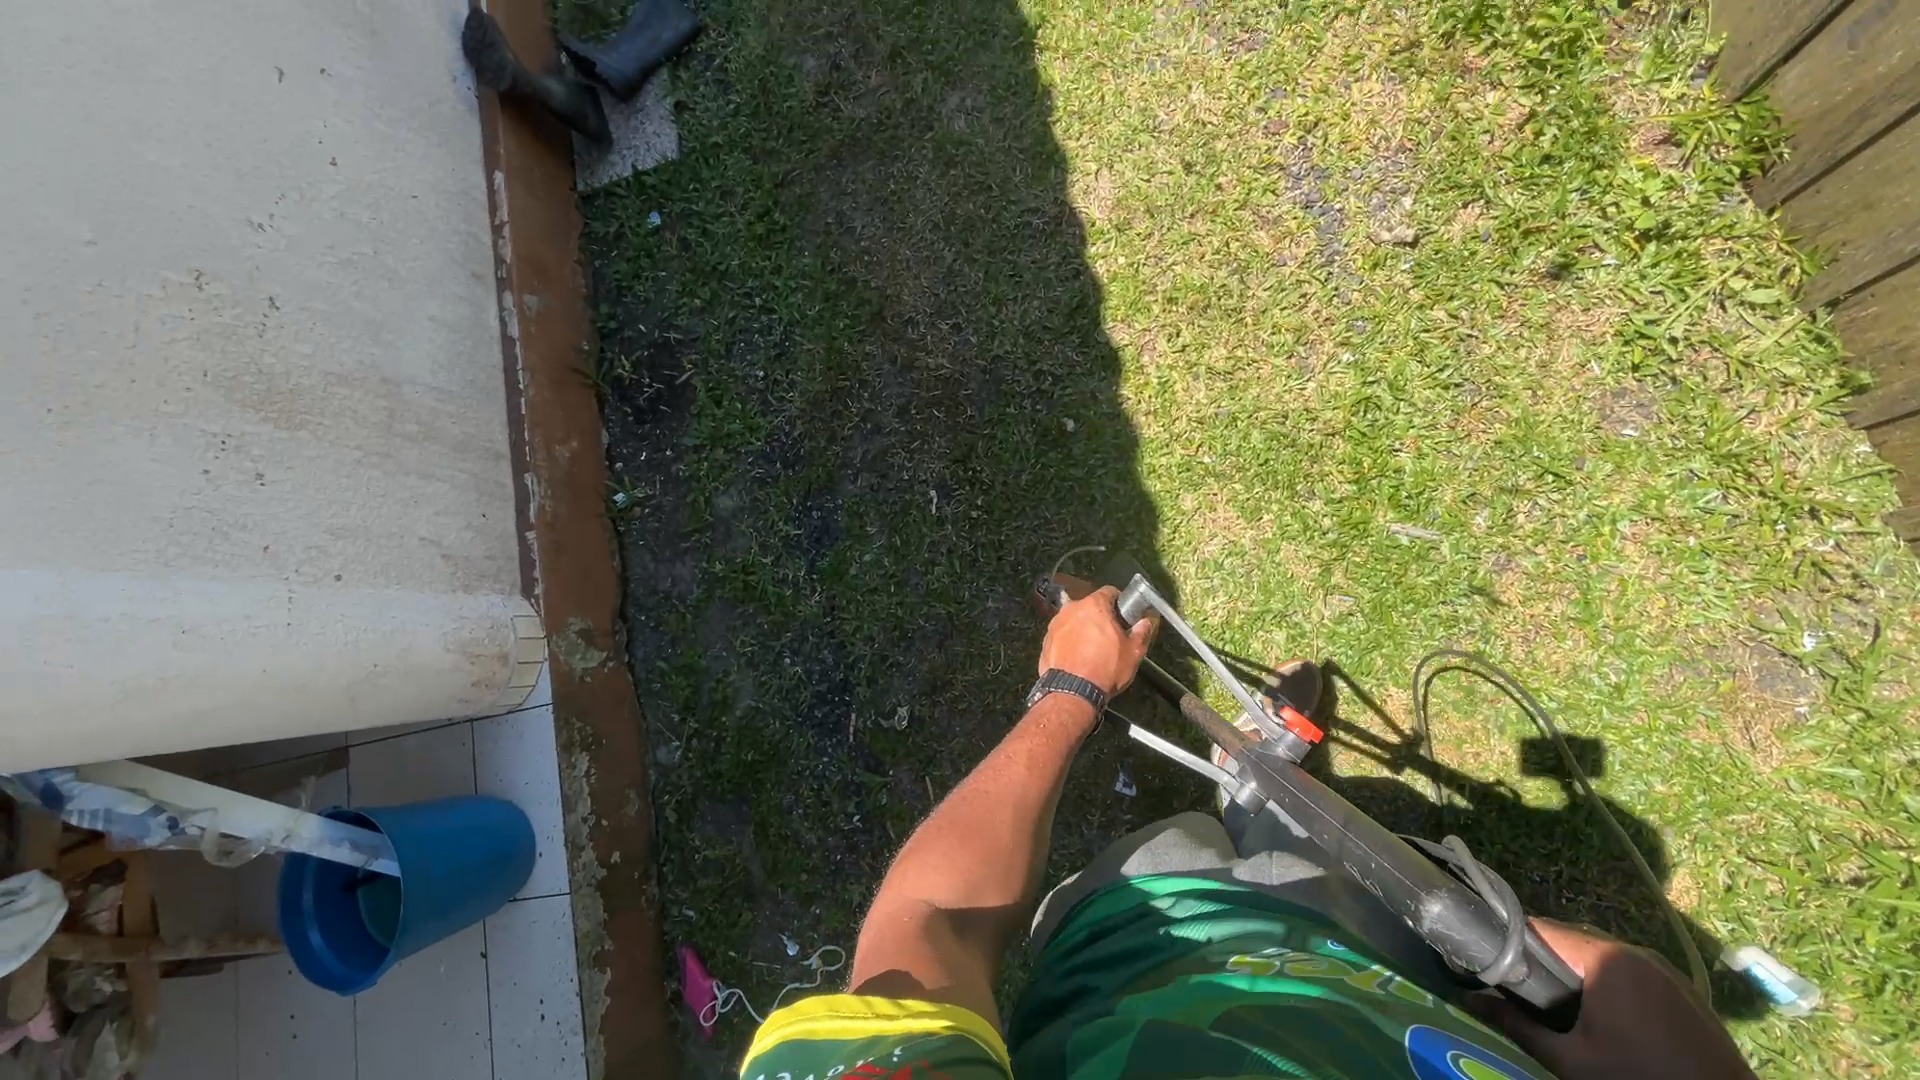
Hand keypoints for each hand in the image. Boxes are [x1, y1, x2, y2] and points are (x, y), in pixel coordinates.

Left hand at [1038, 585, 1157, 698]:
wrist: (1072, 692)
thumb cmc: (1105, 669)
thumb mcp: (1133, 652)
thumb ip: (1142, 631)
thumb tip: (1147, 621)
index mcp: (1094, 605)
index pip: (1109, 592)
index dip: (1119, 603)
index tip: (1124, 616)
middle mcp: (1071, 609)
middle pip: (1090, 607)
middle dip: (1100, 618)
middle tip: (1110, 637)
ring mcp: (1055, 624)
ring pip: (1074, 621)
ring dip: (1083, 630)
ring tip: (1092, 651)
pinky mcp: (1046, 640)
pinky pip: (1062, 635)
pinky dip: (1070, 642)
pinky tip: (1078, 658)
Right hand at [1471, 921, 1755, 1079]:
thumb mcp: (1570, 1061)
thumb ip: (1516, 1025)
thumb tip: (1468, 999)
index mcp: (1605, 958)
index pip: (1541, 929)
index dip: (1511, 942)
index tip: (1493, 963)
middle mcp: (1636, 951)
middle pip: (1572, 939)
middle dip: (1546, 960)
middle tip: (1526, 992)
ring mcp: (1666, 970)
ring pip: (1603, 955)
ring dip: (1579, 972)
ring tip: (1565, 1008)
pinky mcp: (1686, 991)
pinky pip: (1633, 972)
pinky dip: (1612, 984)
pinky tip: (1609, 1019)